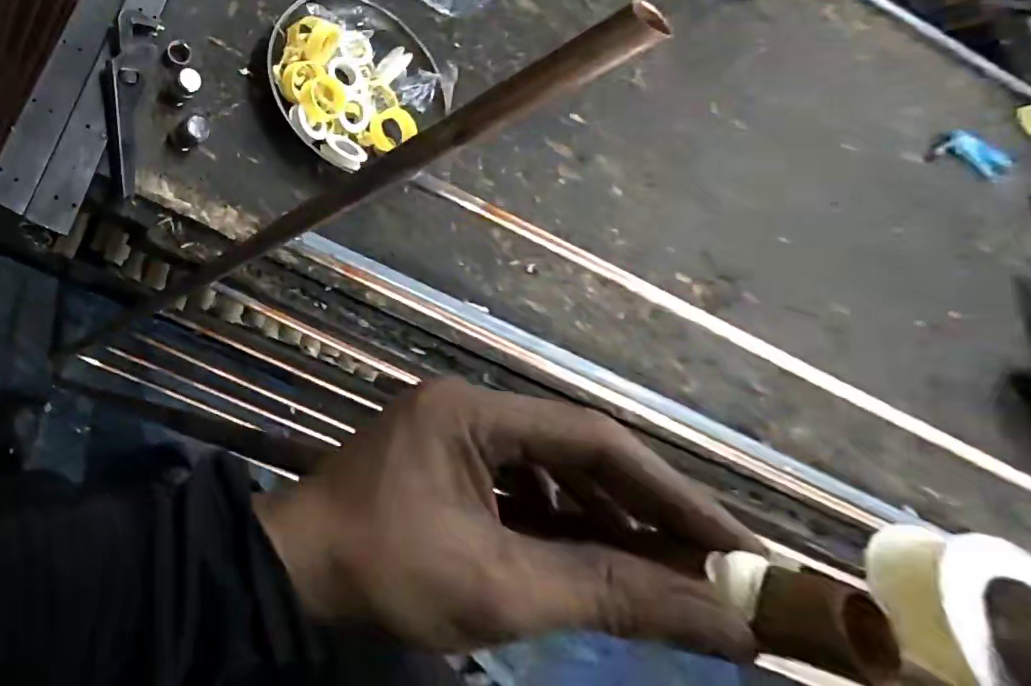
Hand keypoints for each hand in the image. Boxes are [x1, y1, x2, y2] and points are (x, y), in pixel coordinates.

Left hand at [253, 378, 762, 657]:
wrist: (293, 571)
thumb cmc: (388, 569)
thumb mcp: (503, 586)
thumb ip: (611, 594)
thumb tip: (727, 623)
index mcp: (471, 412)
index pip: (591, 437)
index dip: (670, 492)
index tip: (738, 548)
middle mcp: (461, 407)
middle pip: (571, 449)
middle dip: (640, 508)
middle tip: (712, 568)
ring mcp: (445, 432)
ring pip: (543, 467)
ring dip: (600, 516)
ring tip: (660, 572)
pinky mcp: (436, 461)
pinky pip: (512, 482)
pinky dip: (554, 520)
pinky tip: (586, 558)